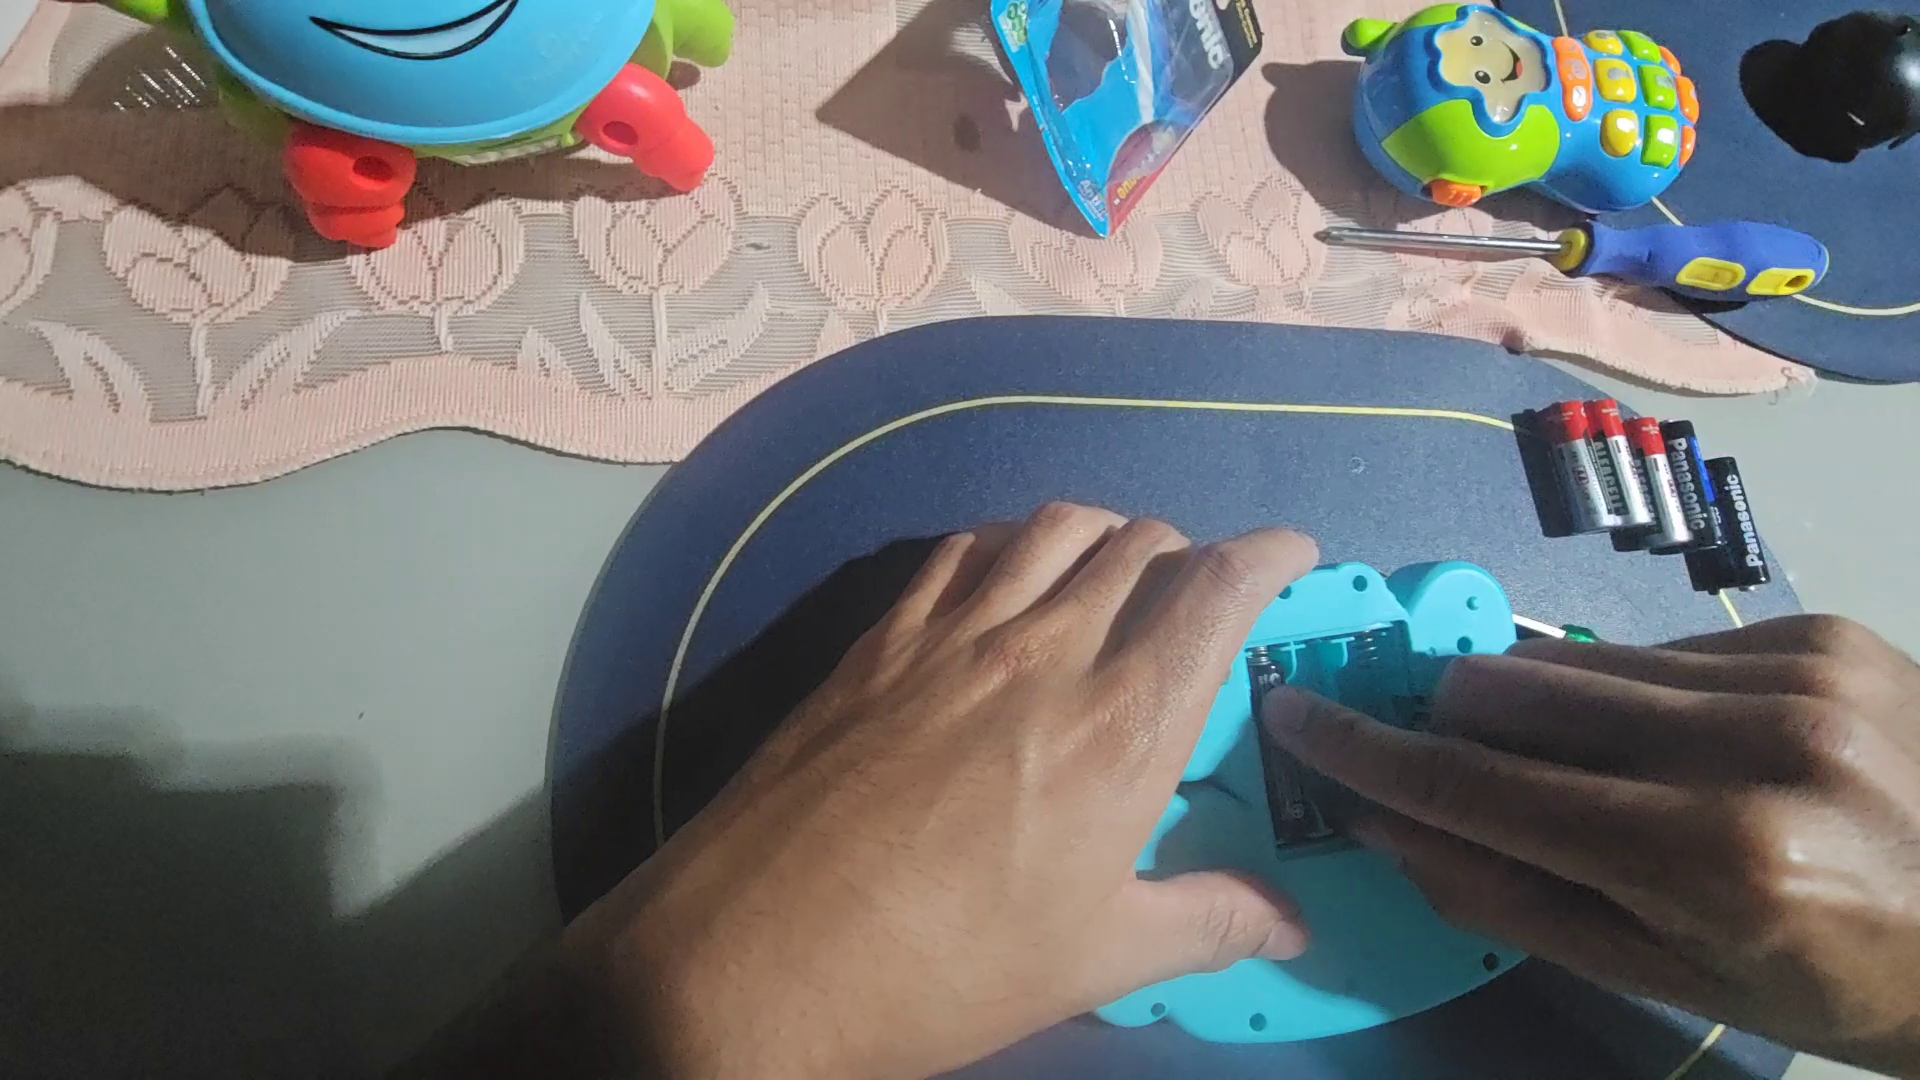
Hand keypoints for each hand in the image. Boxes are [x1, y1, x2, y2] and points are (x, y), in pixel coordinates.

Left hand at [397, 504, 1318, 1079]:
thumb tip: (1291, 922)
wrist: (765, 952)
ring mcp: (956, 630)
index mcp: (1120, 727)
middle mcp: (1046, 651)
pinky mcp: (887, 631)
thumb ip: (1206, 921)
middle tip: (1187, 585)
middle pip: (1137, 543)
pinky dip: (1006, 543)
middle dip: (1182, 548)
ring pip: (1053, 527)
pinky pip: (961, 549)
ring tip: (1107, 565)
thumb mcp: (1095, 958)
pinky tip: (1005, 573)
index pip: (1213, 593)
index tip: (1287, 551)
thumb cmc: (946, 964)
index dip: (1265, 555)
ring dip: (1100, 531)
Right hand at [1265, 615, 1919, 1076]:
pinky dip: (1616, 692)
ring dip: (1532, 708)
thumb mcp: (1656, 970)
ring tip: (1602, 761)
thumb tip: (1377, 819)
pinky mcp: (1817, 631)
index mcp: (1714, 862)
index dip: (1364, 752)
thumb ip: (1497, 889)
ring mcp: (1794, 674)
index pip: (1473, 786)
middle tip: (1480, 770)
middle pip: (1493, 688)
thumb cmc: (1835, 980)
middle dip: (1453, 727)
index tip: (1294, 714)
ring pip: (1549, 656)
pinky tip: (1685, 737)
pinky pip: (1630, 646)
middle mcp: (1754, 749)